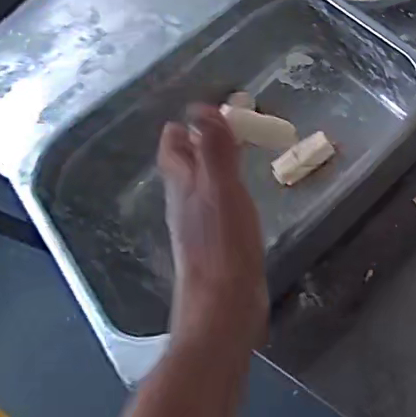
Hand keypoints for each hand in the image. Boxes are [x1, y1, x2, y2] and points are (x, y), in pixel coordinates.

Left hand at [158, 104, 266, 351]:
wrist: (224, 307)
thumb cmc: (224, 247)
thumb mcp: (222, 191)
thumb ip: (215, 150)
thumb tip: (201, 109)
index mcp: (184, 188)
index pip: (175, 150)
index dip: (185, 128)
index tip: (203, 109)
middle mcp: (186, 205)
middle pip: (184, 167)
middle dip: (197, 144)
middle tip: (222, 125)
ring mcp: (200, 228)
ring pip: (200, 187)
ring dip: (212, 166)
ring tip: (233, 153)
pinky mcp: (218, 246)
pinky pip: (218, 207)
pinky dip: (226, 191)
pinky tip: (240, 197)